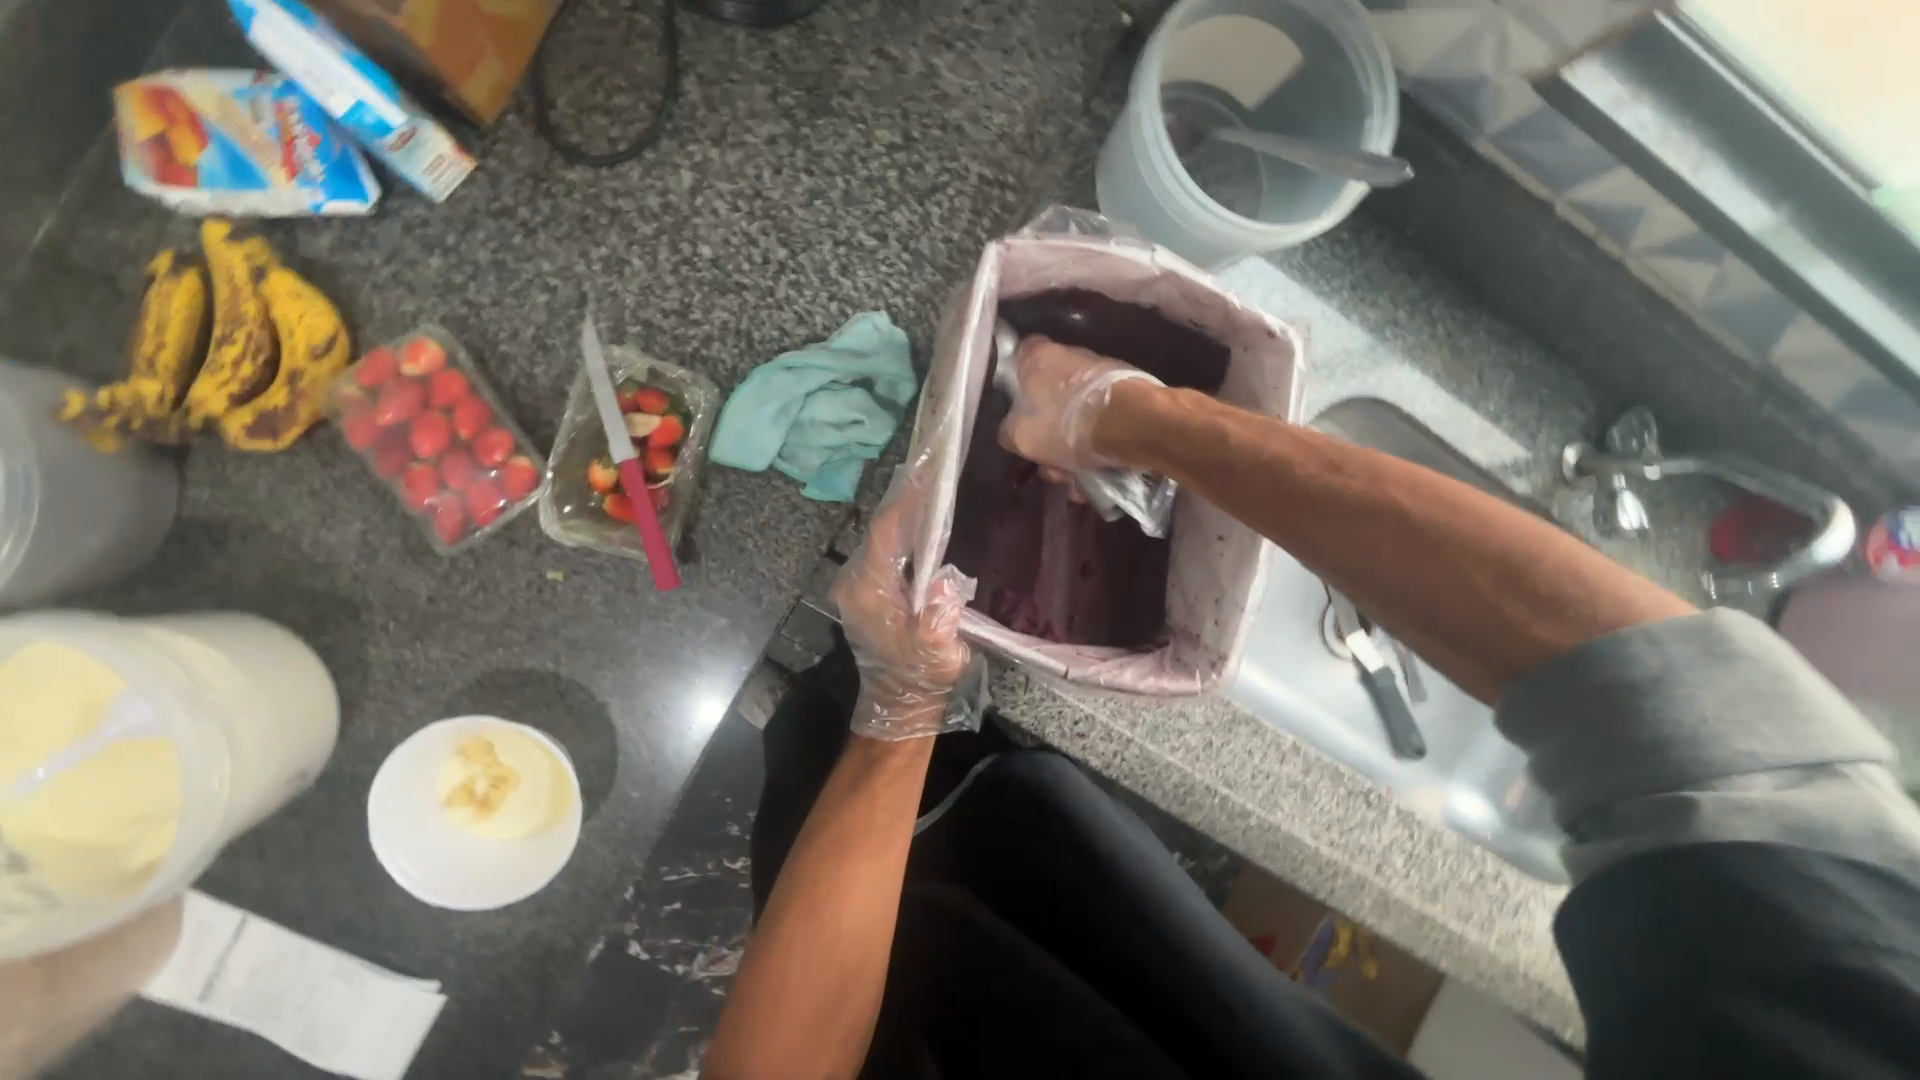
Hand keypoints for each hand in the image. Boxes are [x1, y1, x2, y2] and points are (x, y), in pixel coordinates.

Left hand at [830, 469, 973, 739]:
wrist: (898, 706)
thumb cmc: (919, 679)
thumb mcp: (937, 653)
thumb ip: (939, 617)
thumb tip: (942, 583)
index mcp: (869, 592)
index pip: (885, 534)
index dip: (905, 502)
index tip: (926, 473)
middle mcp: (855, 583)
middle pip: (881, 530)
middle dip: (906, 499)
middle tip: (934, 468)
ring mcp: (859, 586)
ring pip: (882, 539)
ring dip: (905, 513)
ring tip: (932, 485)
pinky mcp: (868, 591)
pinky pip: (885, 552)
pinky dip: (904, 532)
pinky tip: (925, 521)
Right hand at [996, 336, 1161, 475]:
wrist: (1134, 424)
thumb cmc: (1067, 424)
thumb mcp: (1021, 436)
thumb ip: (1010, 431)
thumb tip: (1014, 432)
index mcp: (1038, 357)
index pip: (1018, 359)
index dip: (1015, 386)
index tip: (1018, 415)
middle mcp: (1070, 357)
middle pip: (1049, 399)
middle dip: (1048, 437)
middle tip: (1052, 465)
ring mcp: (1101, 376)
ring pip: (1076, 418)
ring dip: (1074, 452)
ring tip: (1078, 482)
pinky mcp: (1128, 396)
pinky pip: (1102, 426)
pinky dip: (1099, 450)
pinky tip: (1099, 479)